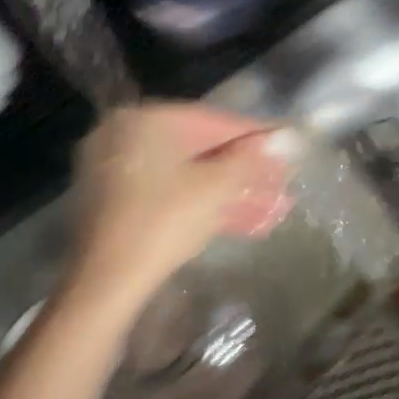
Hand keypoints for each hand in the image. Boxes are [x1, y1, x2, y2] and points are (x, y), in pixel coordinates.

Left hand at [62, 103, 287, 314]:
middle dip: (247, 173)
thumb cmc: (165, 220)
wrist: (108, 278)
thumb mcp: (217, 187)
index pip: (215, 121)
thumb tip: (287, 139)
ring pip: (189, 176)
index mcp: (147, 120)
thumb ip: (253, 159)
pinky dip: (206, 205)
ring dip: (233, 193)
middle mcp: (126, 135)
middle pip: (202, 150)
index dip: (259, 137)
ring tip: (274, 211)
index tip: (290, 149)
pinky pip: (172, 194)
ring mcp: (118, 170)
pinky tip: (244, 223)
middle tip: (285, 185)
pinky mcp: (118, 203)